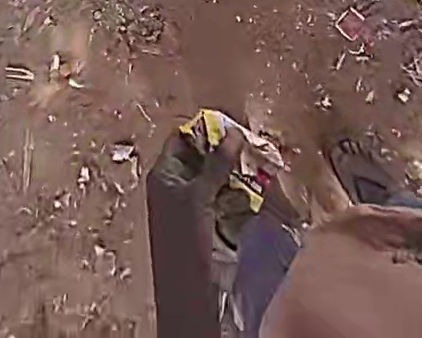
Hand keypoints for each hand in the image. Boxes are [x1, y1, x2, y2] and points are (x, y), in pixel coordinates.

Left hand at [146, 123, 244, 337]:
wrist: (188, 297)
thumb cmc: (184, 241)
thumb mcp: (199, 197)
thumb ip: (216, 164)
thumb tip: (234, 132)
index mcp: (164, 174)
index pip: (182, 138)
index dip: (204, 129)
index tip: (231, 124)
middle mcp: (175, 185)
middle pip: (201, 156)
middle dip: (224, 150)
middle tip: (250, 142)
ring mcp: (192, 204)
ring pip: (215, 176)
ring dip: (234, 170)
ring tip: (257, 162)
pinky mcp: (207, 221)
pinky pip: (223, 196)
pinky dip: (237, 190)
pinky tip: (255, 188)